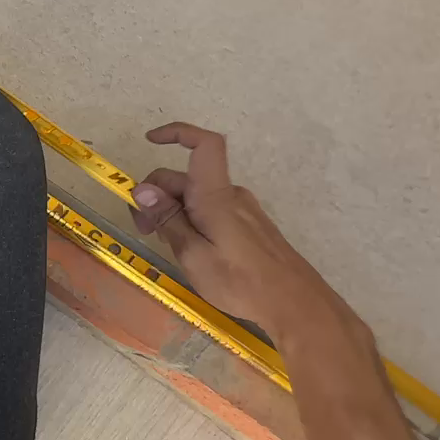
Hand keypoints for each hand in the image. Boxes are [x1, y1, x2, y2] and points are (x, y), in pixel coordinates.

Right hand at [131, 122, 345, 341]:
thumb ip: (167, 219)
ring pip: (193, 195)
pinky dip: (186, 218)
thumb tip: (142, 189)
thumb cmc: (241, 282)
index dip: (177, 133)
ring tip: (162, 242)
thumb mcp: (192, 253)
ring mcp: (240, 210)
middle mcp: (230, 195)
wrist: (298, 307)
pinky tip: (184, 245)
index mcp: (215, 197)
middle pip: (183, 177)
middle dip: (153, 194)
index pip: (205, 145)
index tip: (148, 140)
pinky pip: (207, 209)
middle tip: (140, 229)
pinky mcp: (245, 225)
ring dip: (168, 209)